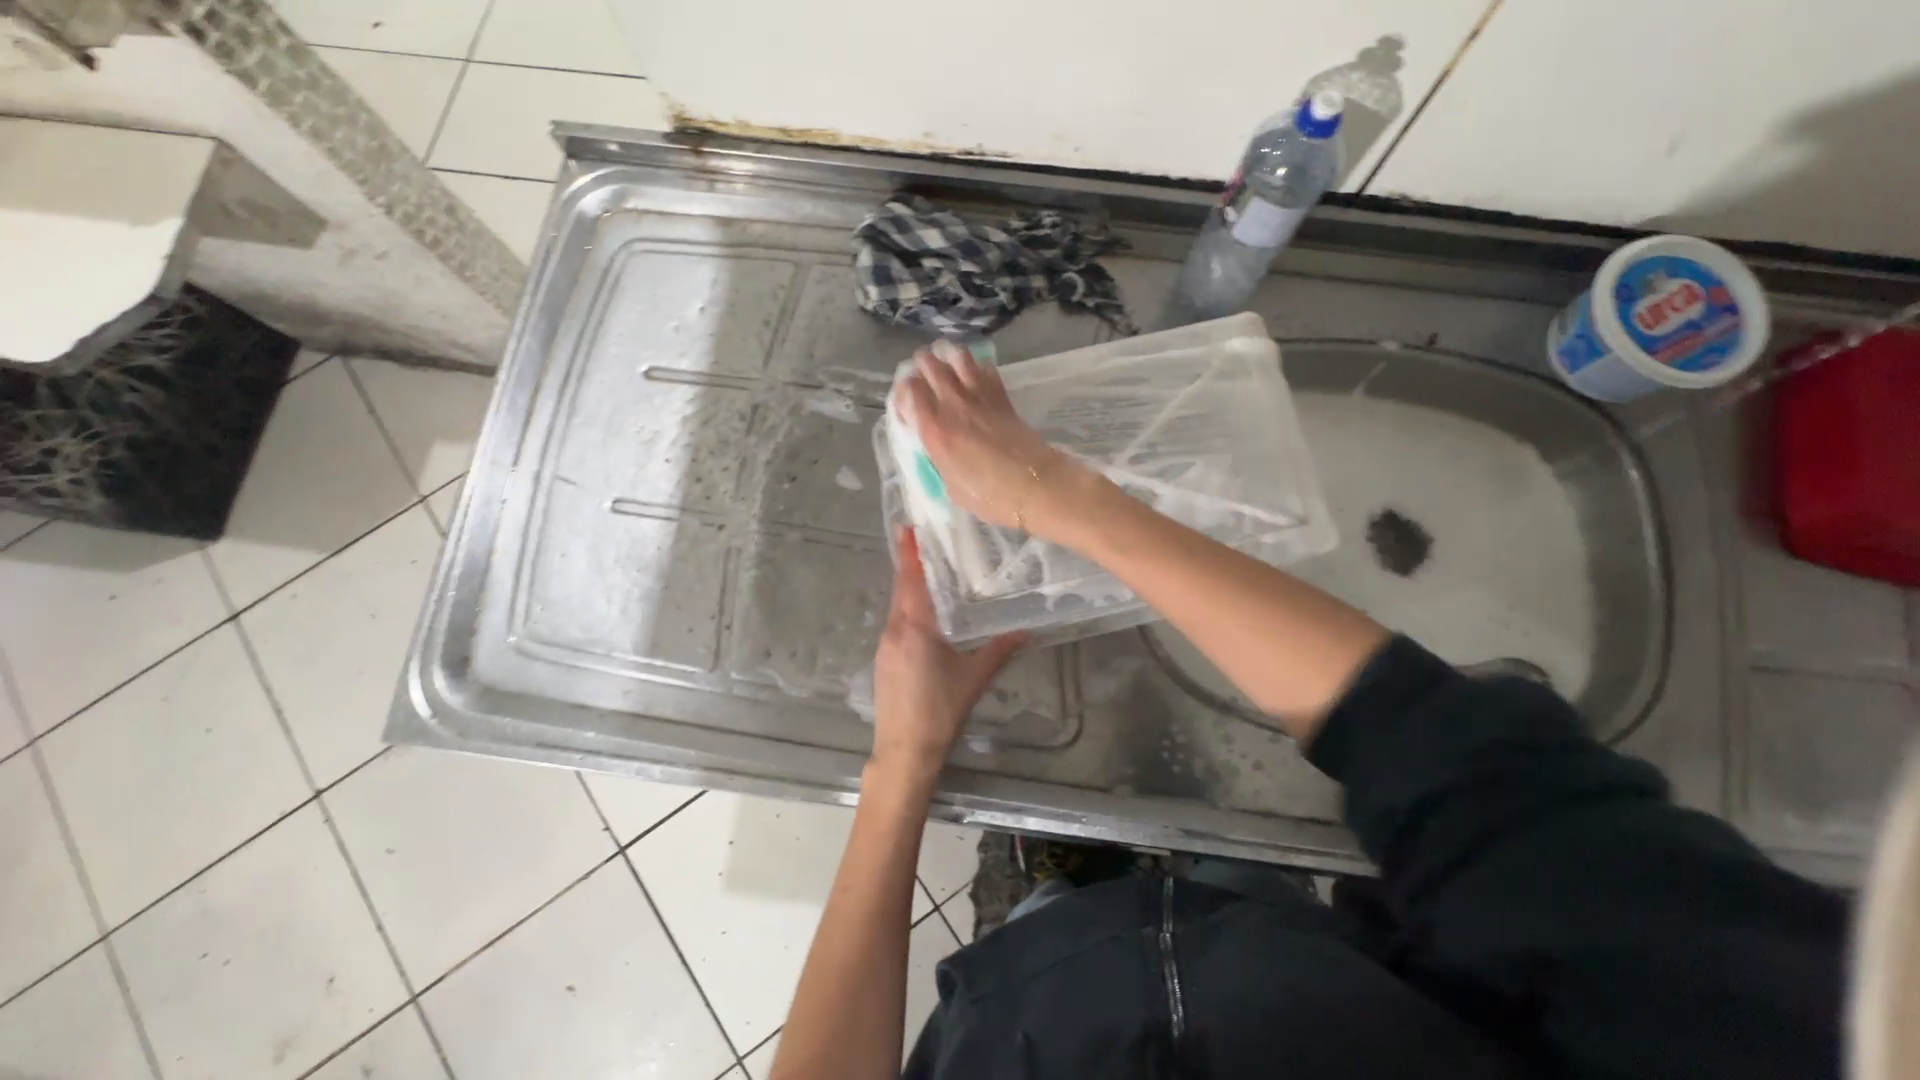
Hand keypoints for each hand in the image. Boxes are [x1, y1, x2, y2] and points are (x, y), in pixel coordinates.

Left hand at [870, 527, 1027, 782]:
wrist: (905, 750)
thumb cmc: (940, 710)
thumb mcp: (975, 677)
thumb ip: (999, 650)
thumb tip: (1026, 630)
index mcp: (913, 627)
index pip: (910, 579)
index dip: (909, 552)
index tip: (907, 526)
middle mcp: (893, 631)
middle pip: (901, 590)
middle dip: (910, 566)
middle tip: (923, 541)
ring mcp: (885, 648)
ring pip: (897, 609)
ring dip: (910, 590)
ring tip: (930, 574)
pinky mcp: (884, 663)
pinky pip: (896, 626)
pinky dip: (908, 612)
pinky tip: (925, 617)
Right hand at [897, 340, 1086, 533]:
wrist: (1034, 486)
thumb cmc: (990, 495)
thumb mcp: (951, 486)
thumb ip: (939, 460)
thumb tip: (938, 449)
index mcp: (934, 428)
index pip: (908, 389)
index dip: (904, 391)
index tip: (907, 403)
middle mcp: (952, 404)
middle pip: (929, 364)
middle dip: (922, 365)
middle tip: (922, 375)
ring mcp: (979, 395)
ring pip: (958, 356)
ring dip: (948, 357)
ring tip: (947, 365)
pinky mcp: (1002, 396)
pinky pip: (985, 368)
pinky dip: (977, 368)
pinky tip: (976, 378)